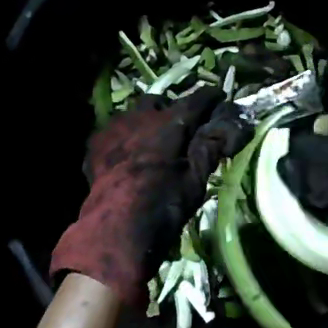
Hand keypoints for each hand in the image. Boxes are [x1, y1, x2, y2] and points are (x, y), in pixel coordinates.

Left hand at [50, 91, 248, 305]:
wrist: (116, 229)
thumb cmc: (164, 204)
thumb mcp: (197, 178)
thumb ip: (212, 145)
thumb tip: (230, 124)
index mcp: (171, 121)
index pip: (198, 99)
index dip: (212, 98)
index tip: (219, 98)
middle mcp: (142, 116)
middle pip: (162, 101)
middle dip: (173, 109)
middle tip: (182, 126)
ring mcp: (115, 127)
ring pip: (134, 113)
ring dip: (146, 120)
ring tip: (153, 139)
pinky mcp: (96, 143)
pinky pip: (115, 130)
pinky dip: (126, 136)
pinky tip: (128, 153)